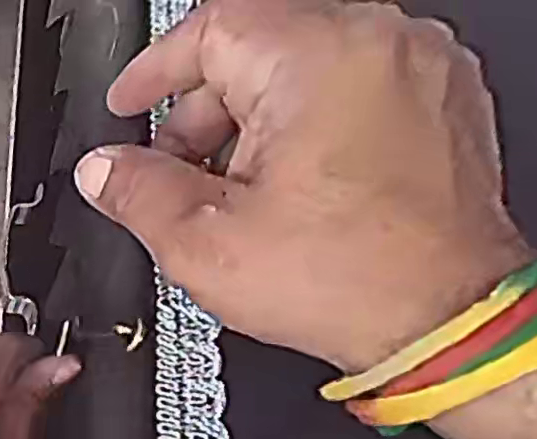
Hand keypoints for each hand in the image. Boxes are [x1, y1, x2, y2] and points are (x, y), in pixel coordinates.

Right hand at [74, 0, 535, 372]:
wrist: (435, 311)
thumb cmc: (338, 274)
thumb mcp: (196, 238)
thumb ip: (135, 191)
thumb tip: (100, 169)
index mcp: (317, 61)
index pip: (214, 26)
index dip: (152, 68)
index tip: (124, 103)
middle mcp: (382, 45)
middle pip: (254, 49)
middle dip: (193, 113)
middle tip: (161, 174)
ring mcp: (418, 73)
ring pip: (297, 73)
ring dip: (237, 127)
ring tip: (213, 198)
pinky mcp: (433, 107)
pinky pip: (341, 95)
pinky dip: (289, 132)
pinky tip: (265, 196)